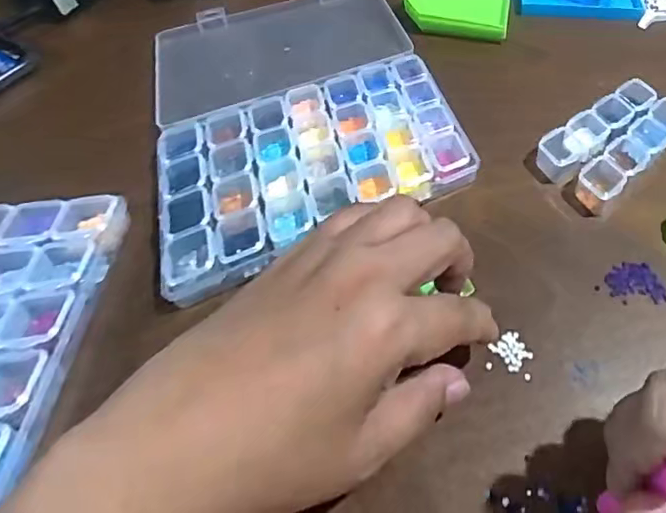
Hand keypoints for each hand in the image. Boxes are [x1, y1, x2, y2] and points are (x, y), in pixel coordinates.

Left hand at [4, 196, 496, 512]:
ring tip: (418, 264)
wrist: (176, 433)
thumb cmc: (274, 456)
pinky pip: (352, 212)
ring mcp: (328, 252)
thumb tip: (458, 379)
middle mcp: (366, 271)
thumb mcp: (359, 451)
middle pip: (439, 235)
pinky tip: (370, 254)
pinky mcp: (296, 248)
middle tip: (457, 291)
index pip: (459, 313)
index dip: (483, 322)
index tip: (489, 331)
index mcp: (388, 326)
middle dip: (463, 258)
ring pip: (398, 208)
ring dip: (421, 230)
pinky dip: (377, 222)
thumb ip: (419, 407)